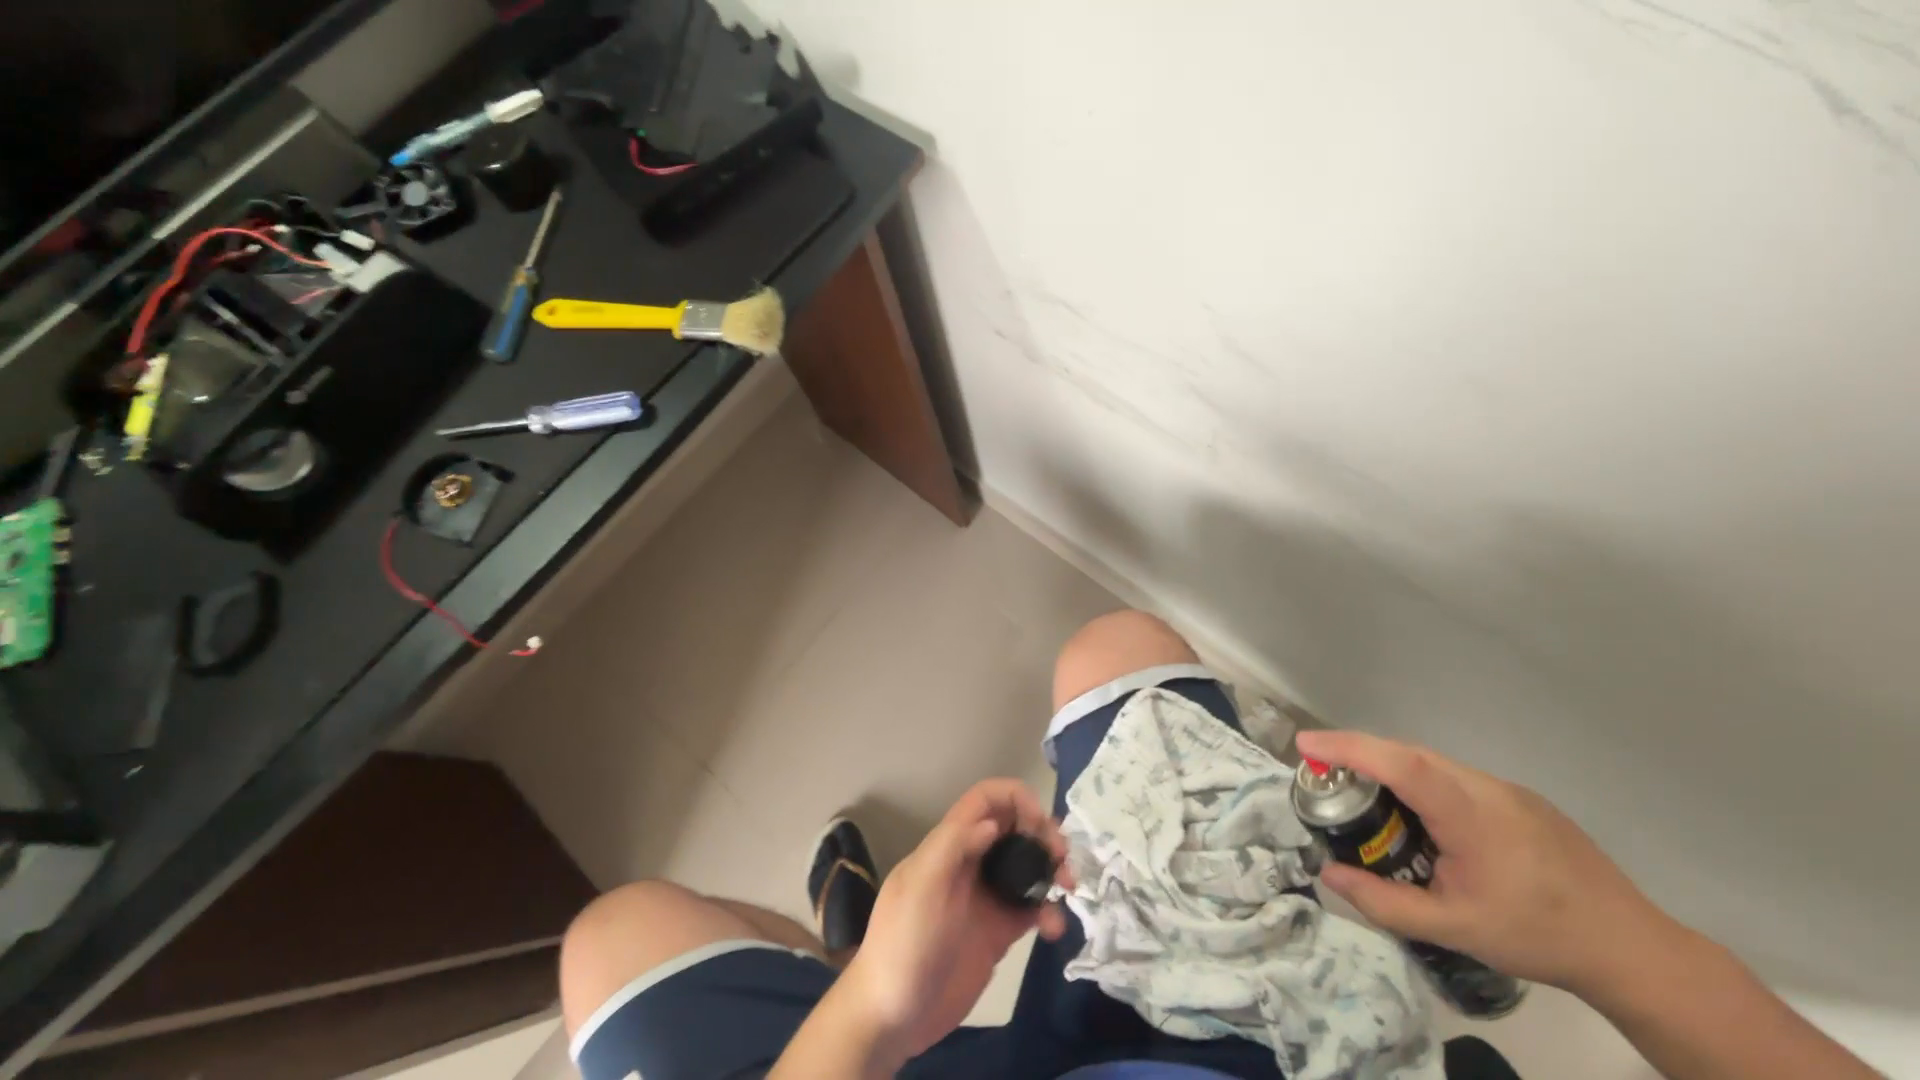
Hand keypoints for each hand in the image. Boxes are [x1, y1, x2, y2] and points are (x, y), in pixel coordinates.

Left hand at [836, 780, 1072, 1058]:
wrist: (891, 1016)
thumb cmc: (903, 946)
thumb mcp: (921, 890)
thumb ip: (953, 847)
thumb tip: (992, 823)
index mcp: (947, 847)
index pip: (985, 801)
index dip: (1017, 799)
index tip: (1042, 825)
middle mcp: (969, 865)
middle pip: (1014, 829)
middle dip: (1044, 834)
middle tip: (1063, 860)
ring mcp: (984, 899)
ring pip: (1027, 867)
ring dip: (1052, 871)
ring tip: (1069, 890)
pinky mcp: (997, 933)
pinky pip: (1031, 909)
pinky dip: (1049, 912)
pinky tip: (1053, 929)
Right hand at [1295, 730, 1679, 995]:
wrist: (1629, 947)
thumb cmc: (1536, 936)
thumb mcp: (1452, 928)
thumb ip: (1384, 903)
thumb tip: (1330, 876)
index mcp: (1472, 816)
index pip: (1401, 764)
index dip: (1349, 748)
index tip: (1306, 743)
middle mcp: (1489, 789)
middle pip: (1412, 756)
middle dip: (1360, 756)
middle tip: (1323, 776)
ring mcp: (1510, 792)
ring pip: (1436, 766)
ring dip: (1393, 773)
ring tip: (1366, 803)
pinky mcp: (1524, 802)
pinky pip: (1458, 781)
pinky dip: (1423, 786)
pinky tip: (1422, 823)